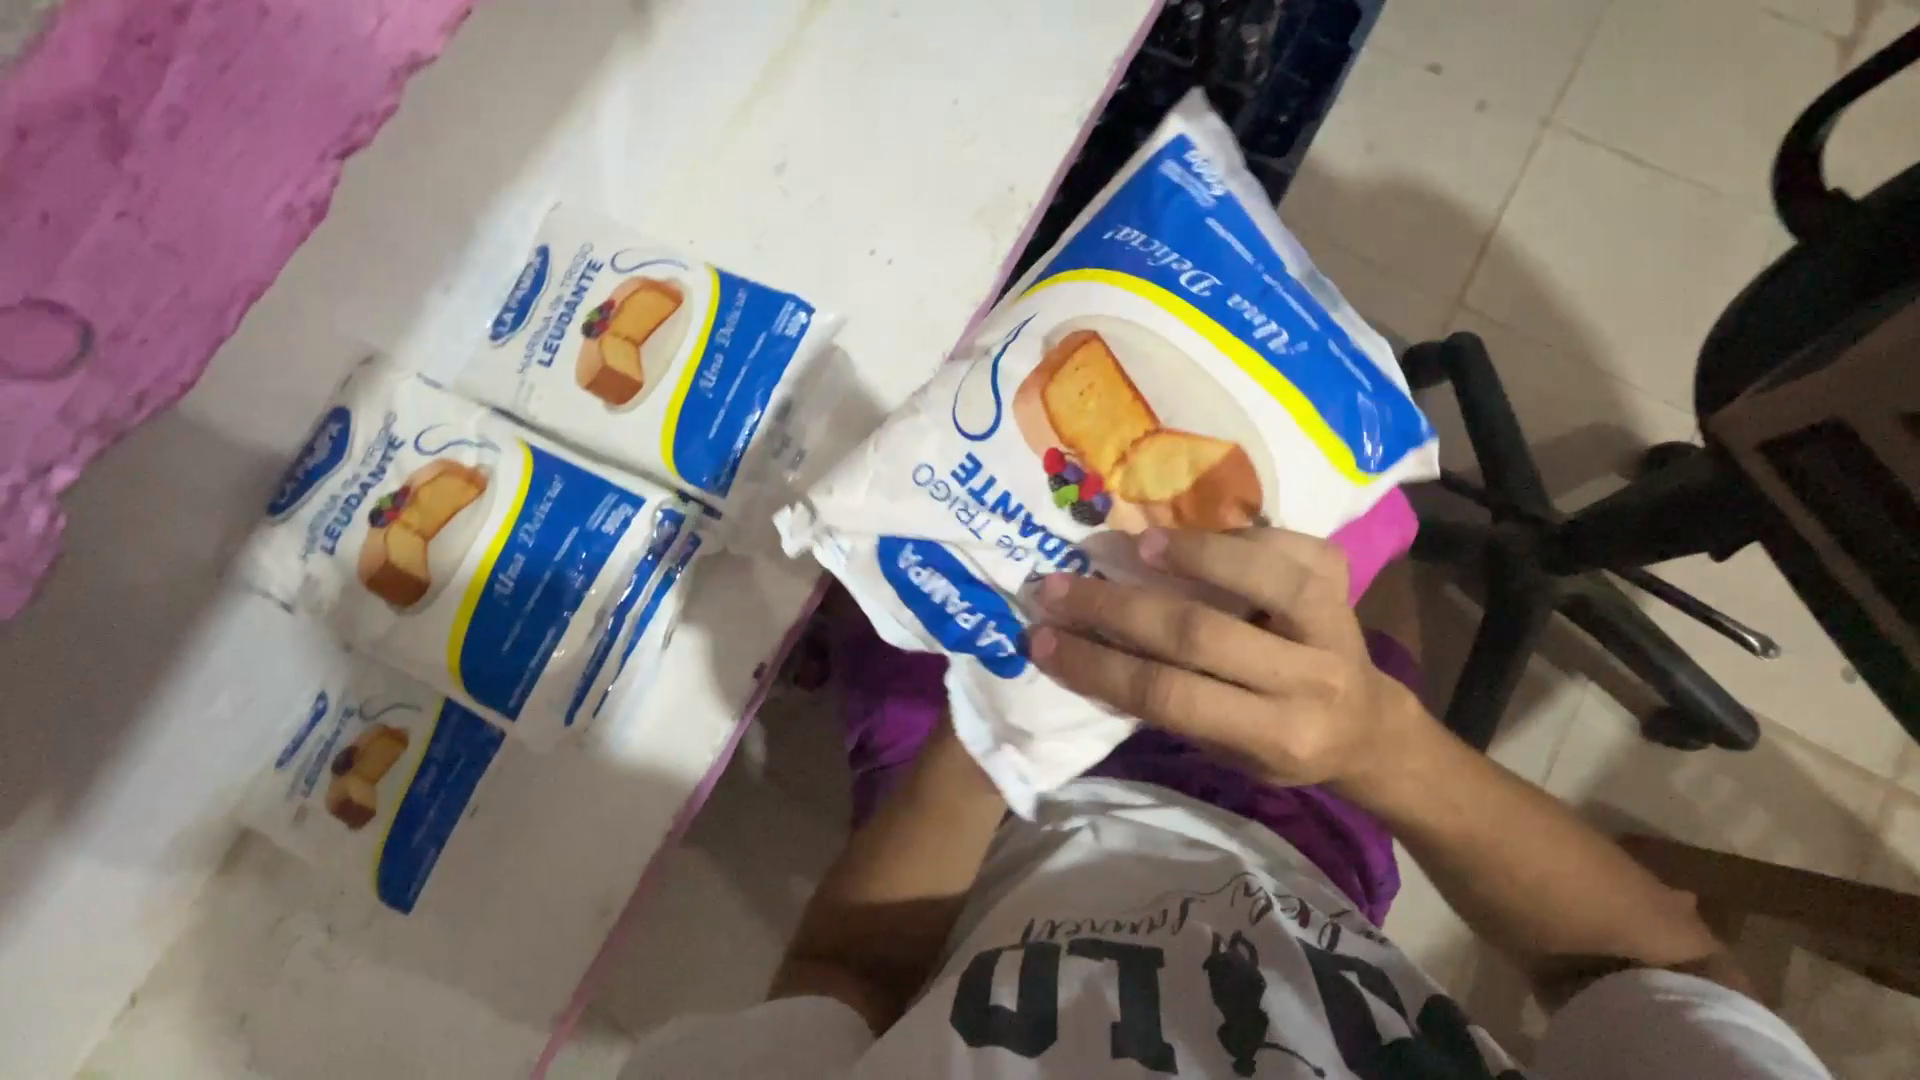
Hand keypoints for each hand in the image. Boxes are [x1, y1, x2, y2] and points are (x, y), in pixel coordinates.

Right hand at [1028, 527, 1427, 788]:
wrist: (1367, 725)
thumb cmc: (1278, 745)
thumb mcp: (1223, 749)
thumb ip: (1167, 702)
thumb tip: (1088, 647)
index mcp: (1276, 736)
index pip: (1169, 695)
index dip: (1097, 667)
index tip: (1039, 641)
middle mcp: (1312, 682)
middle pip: (1200, 634)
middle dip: (1115, 608)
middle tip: (1056, 587)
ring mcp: (1337, 625)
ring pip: (1262, 579)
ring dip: (1192, 556)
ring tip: (1133, 547)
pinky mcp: (1343, 583)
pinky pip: (1289, 545)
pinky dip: (1235, 535)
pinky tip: (1189, 535)